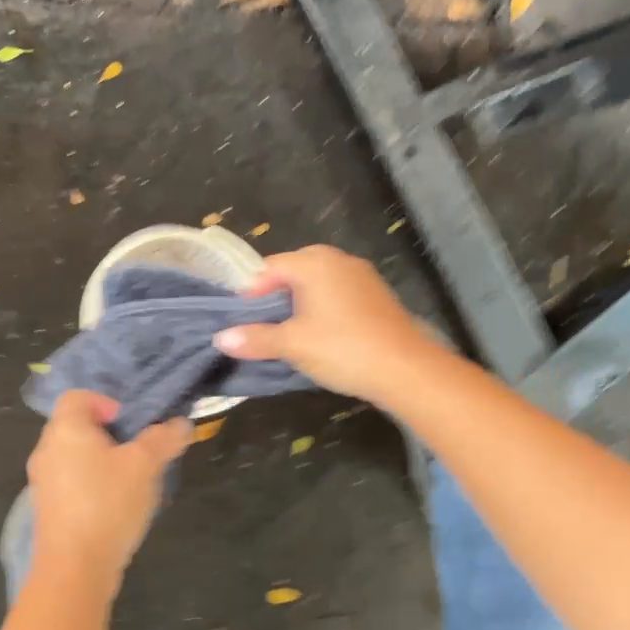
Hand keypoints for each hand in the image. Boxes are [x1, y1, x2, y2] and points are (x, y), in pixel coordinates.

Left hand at [26, 391, 191, 583]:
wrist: (73, 570)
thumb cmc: (107, 504)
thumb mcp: (144, 466)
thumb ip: (162, 440)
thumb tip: (181, 423)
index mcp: (65, 428)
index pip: (78, 396)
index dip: (105, 403)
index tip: (129, 425)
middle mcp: (46, 449)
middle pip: (77, 427)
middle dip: (108, 436)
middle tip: (136, 453)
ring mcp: (41, 482)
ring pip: (74, 458)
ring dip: (100, 464)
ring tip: (129, 483)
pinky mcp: (45, 511)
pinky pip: (69, 484)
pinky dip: (89, 487)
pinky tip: (113, 510)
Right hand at [214, 244, 448, 403]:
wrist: (408, 370)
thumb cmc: (343, 349)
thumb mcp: (293, 345)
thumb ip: (256, 338)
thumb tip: (221, 338)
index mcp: (312, 262)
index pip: (267, 268)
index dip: (250, 294)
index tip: (243, 321)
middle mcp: (336, 258)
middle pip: (292, 271)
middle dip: (275, 297)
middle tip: (265, 328)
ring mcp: (360, 274)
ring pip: (317, 282)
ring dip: (300, 303)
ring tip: (291, 334)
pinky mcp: (376, 293)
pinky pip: (338, 292)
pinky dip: (324, 308)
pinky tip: (324, 335)